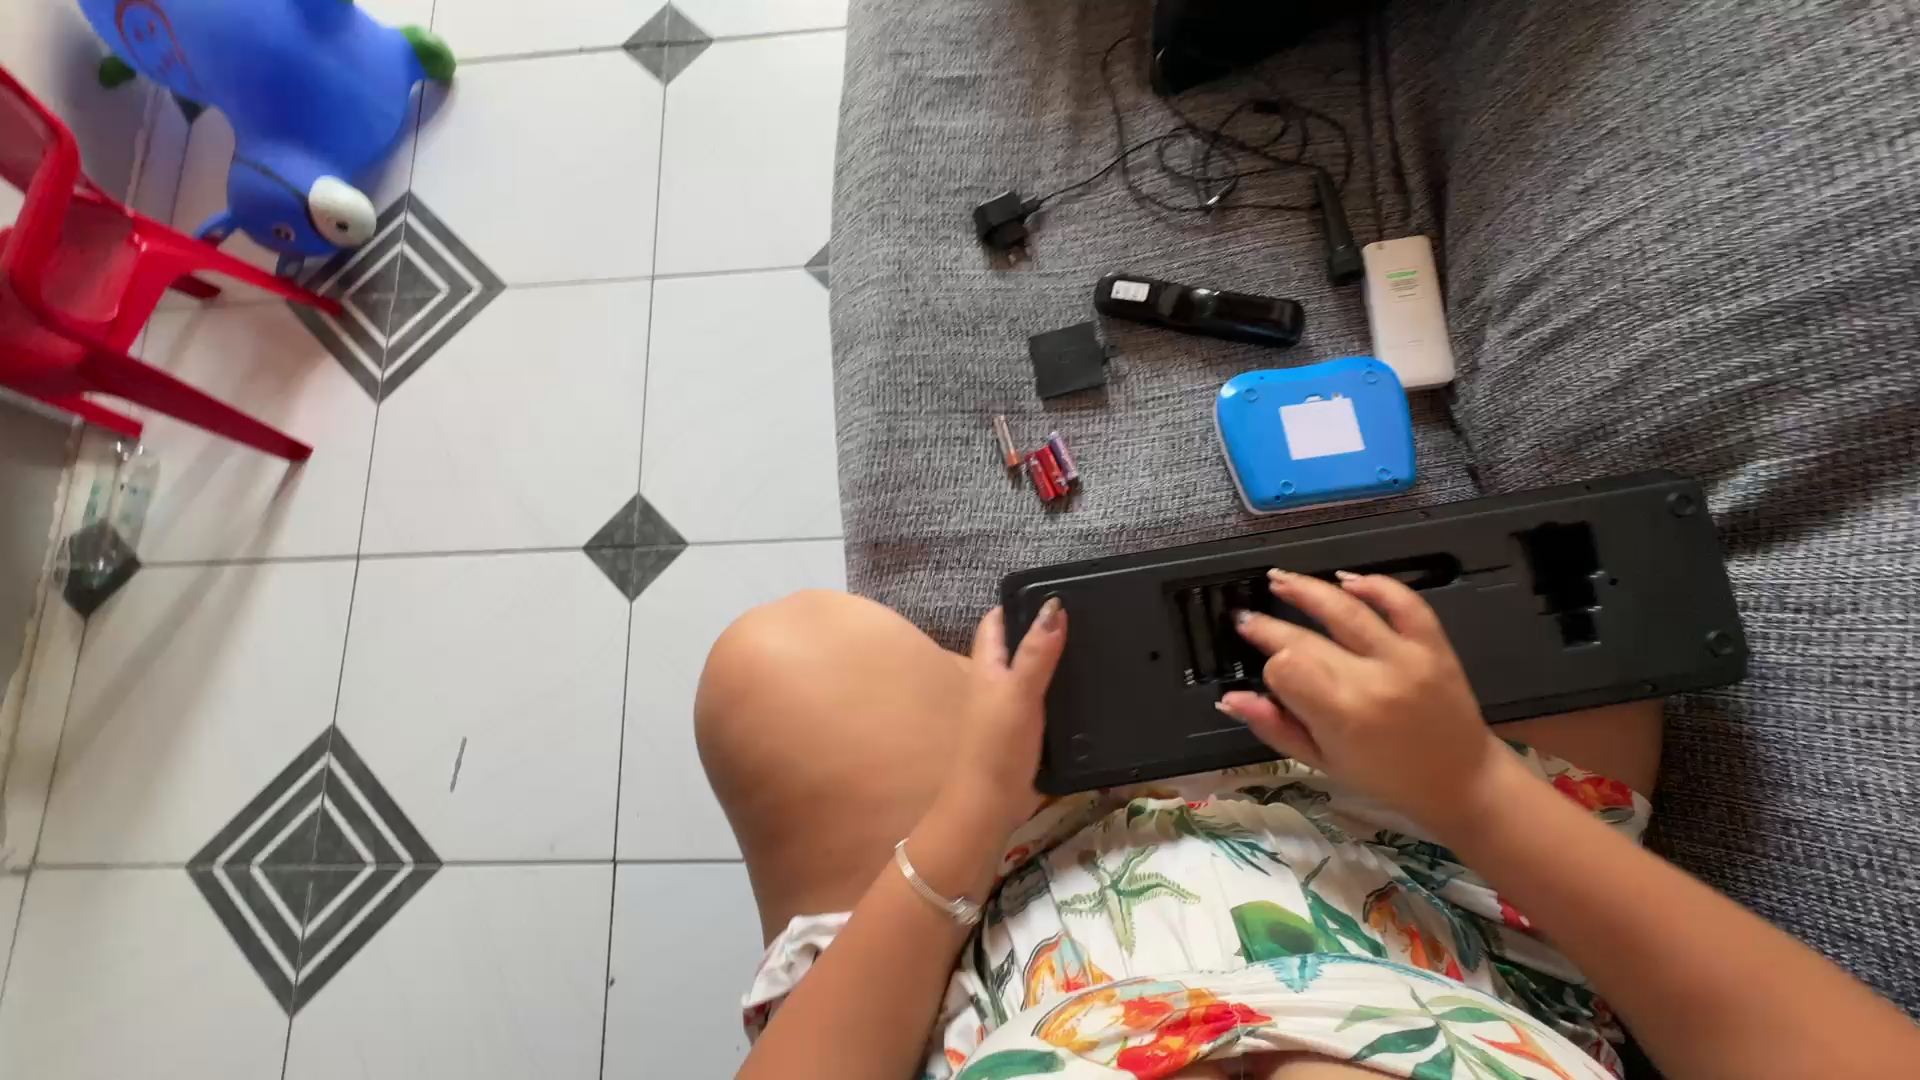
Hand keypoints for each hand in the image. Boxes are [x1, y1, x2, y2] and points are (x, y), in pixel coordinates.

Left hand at [945, 599, 1067, 837]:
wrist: (990, 804)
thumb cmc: (999, 744)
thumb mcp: (1020, 692)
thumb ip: (1037, 652)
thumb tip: (1053, 606)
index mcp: (987, 665)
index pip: (997, 621)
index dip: (1018, 604)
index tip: (1053, 592)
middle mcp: (995, 681)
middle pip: (1016, 645)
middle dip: (1041, 630)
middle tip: (1083, 617)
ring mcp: (1009, 707)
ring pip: (1031, 672)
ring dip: (1053, 661)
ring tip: (1091, 647)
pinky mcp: (1023, 730)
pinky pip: (1043, 699)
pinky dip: (1060, 691)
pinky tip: (1085, 692)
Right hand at [1218, 570, 1510, 834]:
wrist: (1460, 780)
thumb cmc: (1383, 776)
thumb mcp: (1319, 761)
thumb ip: (1273, 726)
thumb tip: (1228, 699)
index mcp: (1342, 716)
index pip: (1284, 669)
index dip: (1270, 668)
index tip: (1266, 672)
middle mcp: (1372, 681)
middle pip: (1304, 639)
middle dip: (1268, 626)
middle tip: (1245, 618)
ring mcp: (1406, 658)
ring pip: (1346, 609)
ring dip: (1305, 590)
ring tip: (1278, 580)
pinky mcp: (1434, 646)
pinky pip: (1404, 603)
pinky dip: (1375, 585)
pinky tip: (1344, 578)